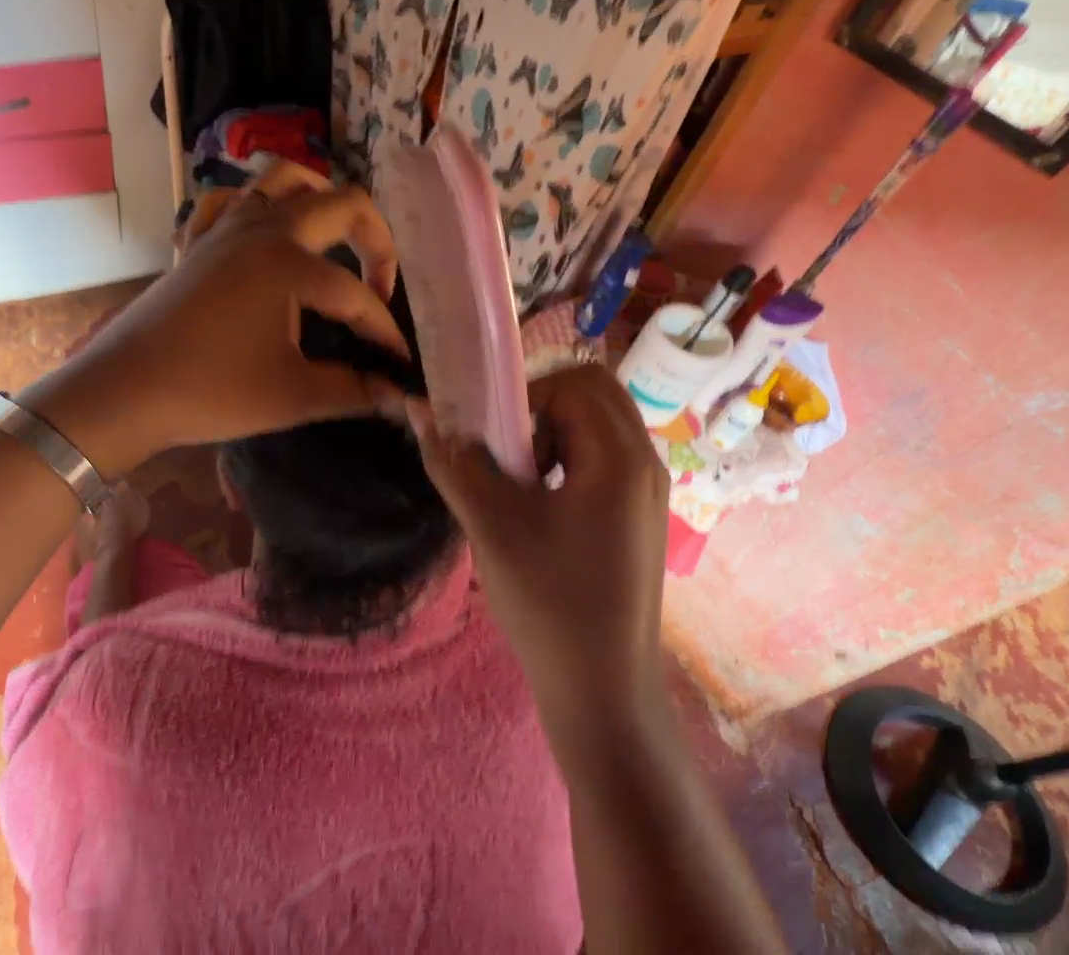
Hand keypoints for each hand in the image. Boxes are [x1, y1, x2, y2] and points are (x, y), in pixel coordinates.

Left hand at [24, 163, 405, 477]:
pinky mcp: (196, 240)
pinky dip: (256, 205)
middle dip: (375, 240)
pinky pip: (231, 200)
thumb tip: (396, 395)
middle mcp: (263, 229)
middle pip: (341, 203)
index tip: (400, 364)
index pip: (356, 294)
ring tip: (335, 239)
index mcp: (290, 263)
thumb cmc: (210, 393)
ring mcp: (225, 227)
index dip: (384, 329)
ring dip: (321, 199)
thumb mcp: (291, 396)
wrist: (125, 390)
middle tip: (379, 287)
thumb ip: (352, 390)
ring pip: (284, 180)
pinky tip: (263, 235)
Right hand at [412, 366, 669, 713]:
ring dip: (553, 439)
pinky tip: (541, 515)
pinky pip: (605, 462)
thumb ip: (454, 461)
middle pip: (594, 395)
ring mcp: (649, 493)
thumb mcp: (491, 526)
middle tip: (508, 460)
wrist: (602, 687)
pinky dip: (569, 465)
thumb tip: (418, 408)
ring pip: (599, 428)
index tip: (492, 446)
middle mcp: (646, 463)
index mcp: (619, 458)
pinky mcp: (641, 518)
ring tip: (520, 490)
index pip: (573, 382)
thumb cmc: (548, 602)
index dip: (523, 400)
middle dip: (541, 412)